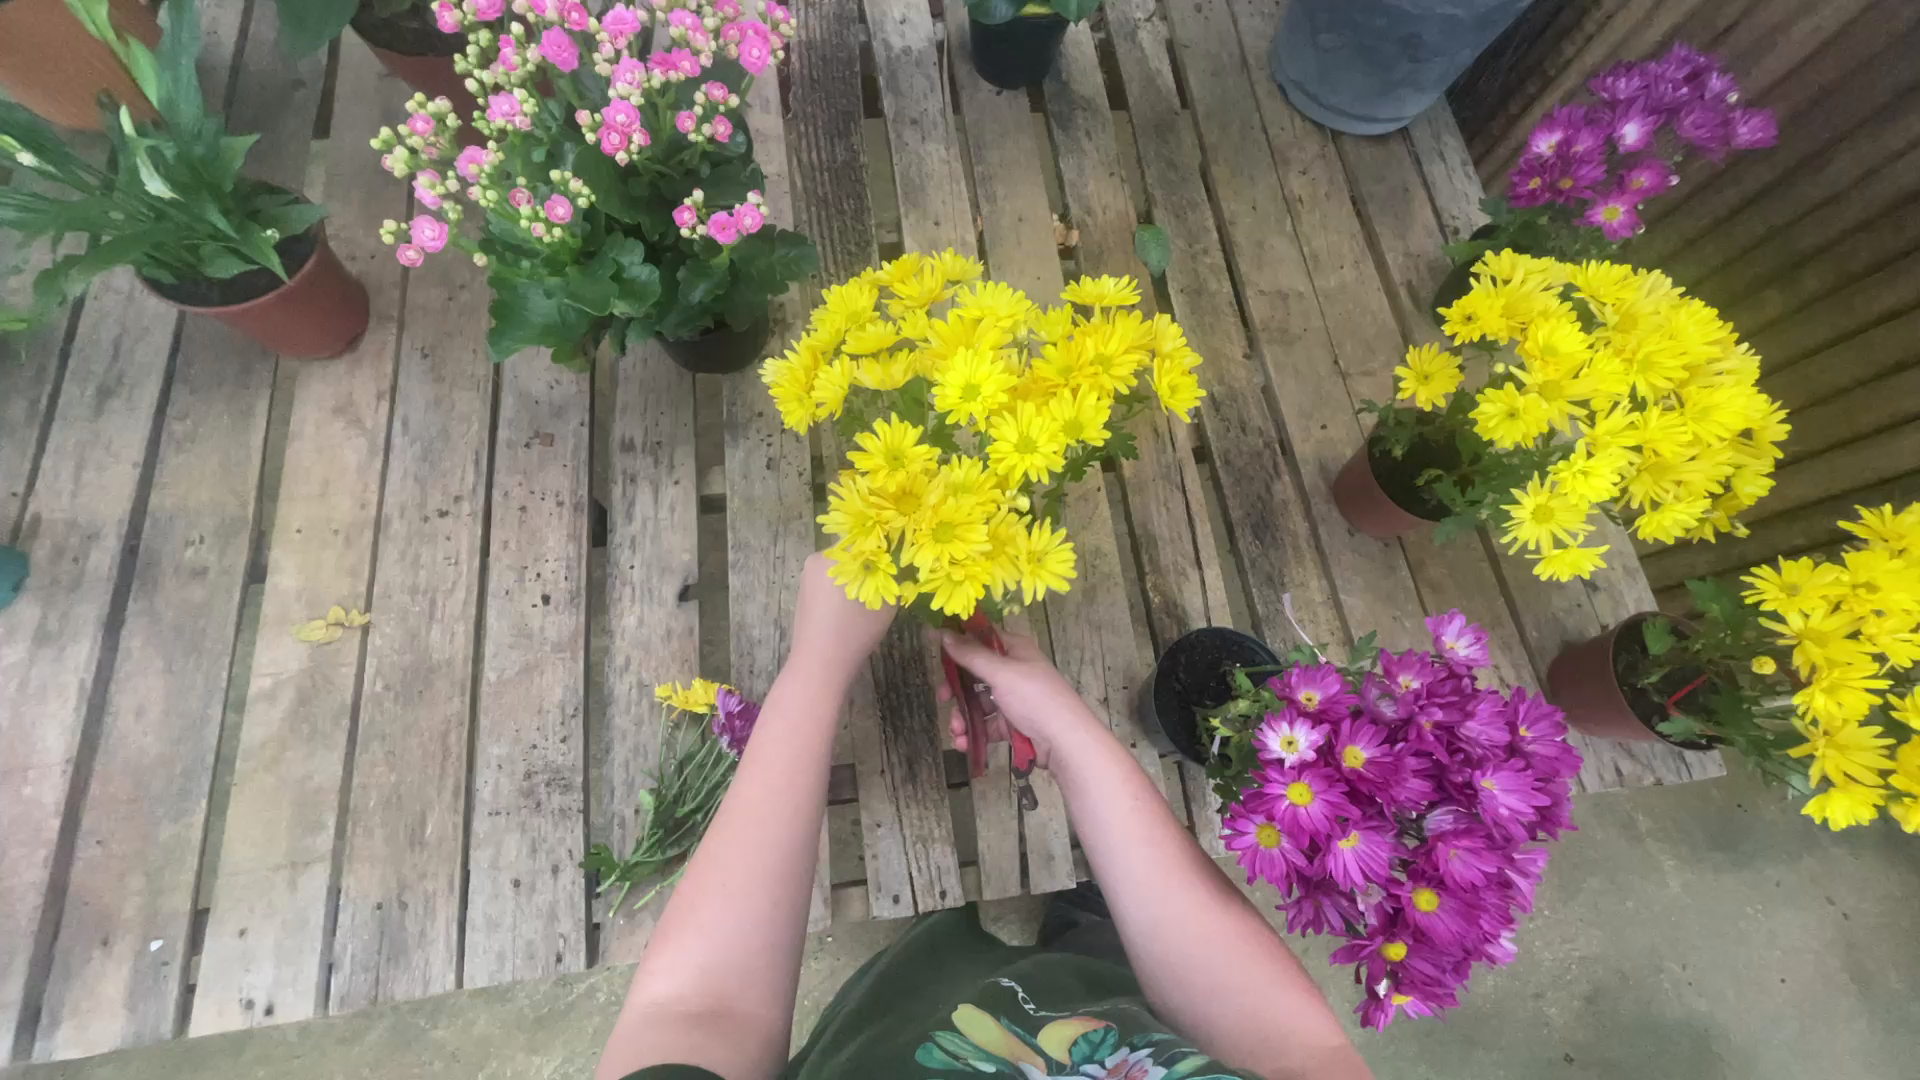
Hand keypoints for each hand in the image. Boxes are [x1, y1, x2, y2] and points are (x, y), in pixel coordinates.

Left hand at [787, 552, 894, 687]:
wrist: (818, 664)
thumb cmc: (855, 632)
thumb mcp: (886, 601)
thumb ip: (896, 574)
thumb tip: (904, 557)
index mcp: (836, 556)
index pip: (867, 538)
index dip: (886, 546)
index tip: (900, 559)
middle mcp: (818, 558)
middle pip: (852, 549)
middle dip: (870, 561)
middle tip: (887, 580)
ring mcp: (807, 574)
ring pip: (841, 564)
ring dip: (857, 573)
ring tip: (870, 596)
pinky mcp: (804, 589)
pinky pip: (829, 577)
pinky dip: (843, 585)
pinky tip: (852, 606)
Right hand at [936, 629, 1107, 769]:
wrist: (1066, 742)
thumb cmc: (1035, 699)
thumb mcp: (1002, 673)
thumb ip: (971, 655)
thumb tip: (943, 632)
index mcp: (1015, 650)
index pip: (981, 639)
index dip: (959, 644)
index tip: (935, 649)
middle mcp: (1014, 670)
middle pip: (975, 674)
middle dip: (956, 689)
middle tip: (942, 698)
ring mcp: (1013, 698)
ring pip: (978, 703)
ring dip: (962, 717)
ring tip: (956, 732)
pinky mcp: (1013, 723)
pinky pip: (987, 724)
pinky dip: (974, 733)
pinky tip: (963, 743)